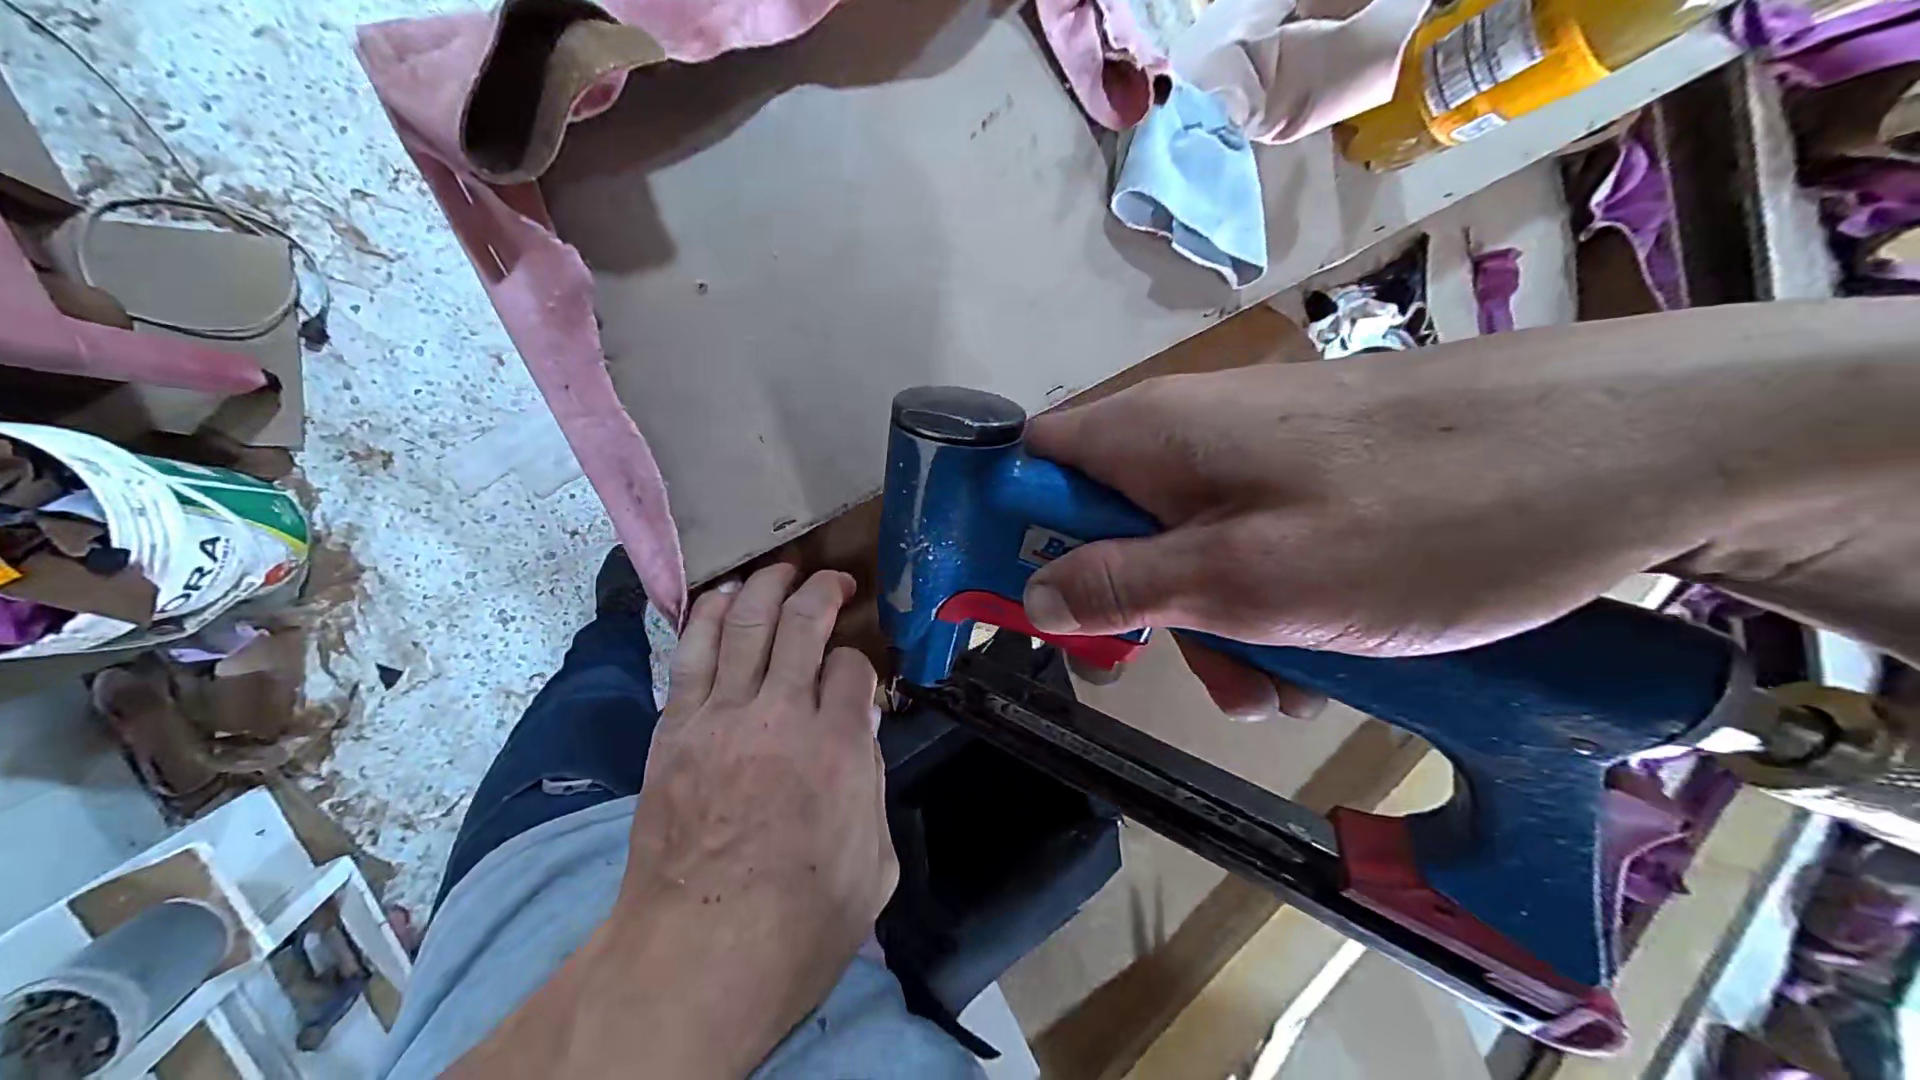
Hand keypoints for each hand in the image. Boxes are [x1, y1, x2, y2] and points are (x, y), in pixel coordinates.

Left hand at [621, 563, 894, 1058]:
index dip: (859, 664)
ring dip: (767, 587)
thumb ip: (871, 783)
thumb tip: (857, 730)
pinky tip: (724, 597)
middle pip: (803, 625)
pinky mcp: (675, 730)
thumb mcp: (874, 861)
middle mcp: (782, 716)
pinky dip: (710, 617)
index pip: (853, 669)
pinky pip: (693, 655)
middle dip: (824, 592)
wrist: (699, 955)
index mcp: (838, 749)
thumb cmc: (802, 922)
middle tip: (835, 582)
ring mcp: (722, 718)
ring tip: (782, 570)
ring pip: (746, 625)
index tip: (854, 679)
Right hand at [1019, 309, 1919, 713]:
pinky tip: (1327, 647)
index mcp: (1149, 435)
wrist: (1620, 457)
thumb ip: (1125, 583)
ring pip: (1181, 552)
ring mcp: (1251, 460)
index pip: (1029, 462)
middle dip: (1131, 603)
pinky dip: (1266, 608)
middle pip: (1103, 522)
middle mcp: (1186, 437)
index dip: (1004, 525)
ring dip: (1212, 624)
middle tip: (1179, 658)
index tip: (1011, 598)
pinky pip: (1246, 553)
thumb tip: (1033, 594)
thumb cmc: (1414, 518)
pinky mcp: (1306, 485)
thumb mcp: (1247, 578)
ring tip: (1284, 673)